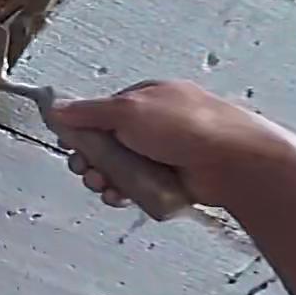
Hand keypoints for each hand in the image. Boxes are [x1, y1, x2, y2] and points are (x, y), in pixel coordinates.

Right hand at [48, 80, 295, 210]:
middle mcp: (153, 123)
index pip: (99, 112)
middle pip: (105, 143)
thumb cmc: (192, 127)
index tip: (69, 143)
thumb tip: (57, 108)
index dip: (80, 129)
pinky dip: (122, 192)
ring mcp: (162, 152)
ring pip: (117, 167)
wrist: (238, 163)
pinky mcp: (169, 178)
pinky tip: (119, 196)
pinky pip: (134, 186)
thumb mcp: (129, 110)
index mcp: (145, 98)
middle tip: (85, 168)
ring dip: (103, 177)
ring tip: (102, 185)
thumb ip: (88, 111)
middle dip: (89, 158)